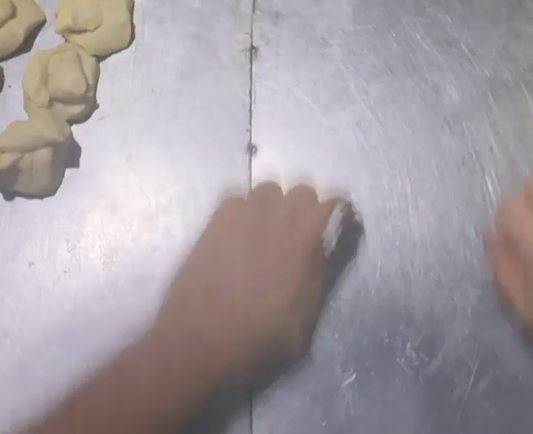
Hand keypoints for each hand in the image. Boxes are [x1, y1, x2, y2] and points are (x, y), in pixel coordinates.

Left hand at [152, 181, 341, 382]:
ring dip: (274, 205)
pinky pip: (236, 199)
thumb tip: (326, 244)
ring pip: (268, 189)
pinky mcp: (215, 221)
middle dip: (305, 208)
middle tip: (299, 234)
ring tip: (266, 231)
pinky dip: (243, 211)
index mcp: (304, 237)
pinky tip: (238, 234)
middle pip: (301, 190)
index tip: (335, 225)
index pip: (332, 203)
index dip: (337, 212)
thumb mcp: (304, 319)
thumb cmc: (256, 339)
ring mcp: (243, 214)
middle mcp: (277, 215)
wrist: (196, 344)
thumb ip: (320, 273)